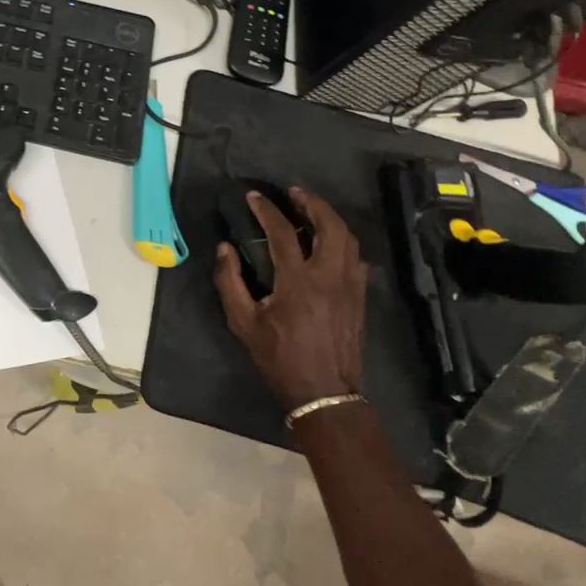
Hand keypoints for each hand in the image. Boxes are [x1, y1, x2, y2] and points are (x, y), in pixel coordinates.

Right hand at [214, 187, 366, 410]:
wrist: (324, 392)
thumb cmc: (279, 357)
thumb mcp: (243, 322)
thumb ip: (230, 281)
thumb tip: (225, 249)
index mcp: (298, 281)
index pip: (282, 232)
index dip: (267, 210)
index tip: (254, 197)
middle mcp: (329, 277)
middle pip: (330, 226)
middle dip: (312, 203)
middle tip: (293, 193)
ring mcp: (350, 287)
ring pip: (349, 239)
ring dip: (330, 219)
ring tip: (311, 211)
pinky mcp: (360, 298)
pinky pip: (356, 258)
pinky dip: (342, 242)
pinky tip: (328, 244)